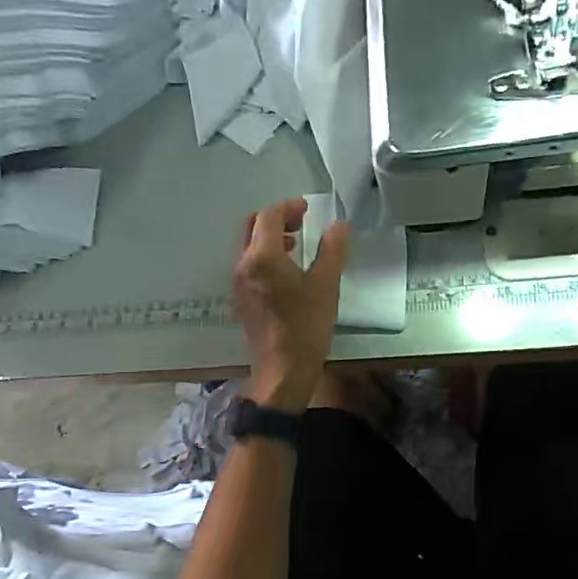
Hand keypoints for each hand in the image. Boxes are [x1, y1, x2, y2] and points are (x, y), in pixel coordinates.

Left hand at [234, 198, 349, 411]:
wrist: (282, 371)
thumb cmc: (306, 327)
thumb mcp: (326, 286)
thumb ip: (332, 250)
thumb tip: (339, 225)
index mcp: (262, 257)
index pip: (269, 217)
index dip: (288, 207)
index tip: (307, 209)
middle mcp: (244, 265)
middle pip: (252, 226)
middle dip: (276, 218)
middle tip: (300, 222)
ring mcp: (239, 284)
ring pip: (248, 246)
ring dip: (270, 237)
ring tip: (295, 244)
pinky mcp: (241, 299)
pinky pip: (249, 265)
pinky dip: (265, 256)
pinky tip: (286, 271)